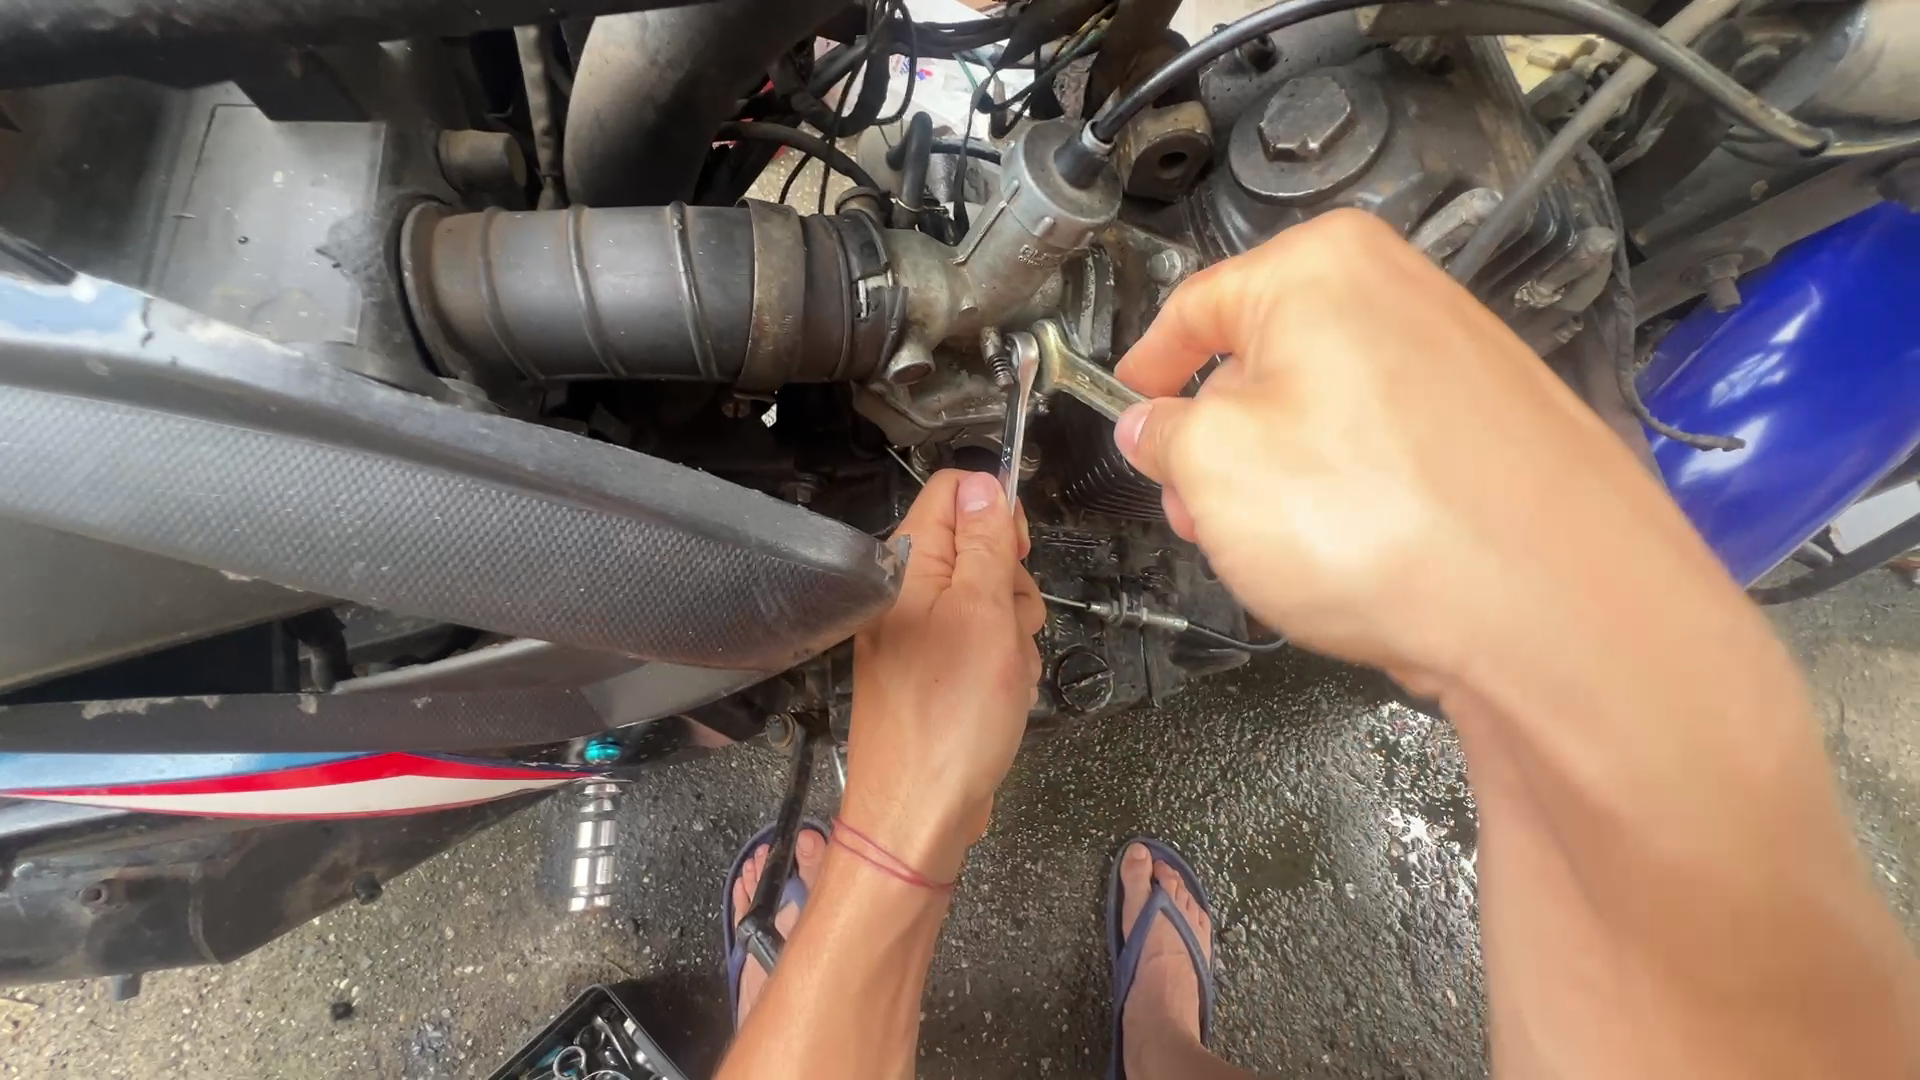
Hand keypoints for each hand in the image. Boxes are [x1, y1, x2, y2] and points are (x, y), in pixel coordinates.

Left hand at [842, 470, 1044, 881]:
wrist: (920, 813)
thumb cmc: (949, 722)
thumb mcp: (983, 614)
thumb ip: (985, 542)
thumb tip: (985, 483)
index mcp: (908, 565)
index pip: (953, 492)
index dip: (996, 511)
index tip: (1016, 556)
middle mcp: (907, 592)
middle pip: (980, 547)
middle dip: (1010, 585)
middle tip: (1007, 626)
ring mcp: (921, 631)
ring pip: (990, 598)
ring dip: (1012, 631)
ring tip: (1003, 671)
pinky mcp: (935, 667)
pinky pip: (984, 641)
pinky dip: (1002, 663)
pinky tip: (998, 693)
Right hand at [1113, 210, 1710, 688]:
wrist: (1555, 617)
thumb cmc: (1384, 523)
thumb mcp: (1210, 466)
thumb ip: (1158, 435)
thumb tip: (1148, 430)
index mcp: (1321, 272)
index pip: (1193, 307)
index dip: (1146, 366)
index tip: (1126, 406)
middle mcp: (1395, 299)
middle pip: (1253, 364)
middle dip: (1208, 439)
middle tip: (1188, 502)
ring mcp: (1447, 365)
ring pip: (1308, 414)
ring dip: (1263, 475)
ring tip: (1259, 542)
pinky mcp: (1478, 431)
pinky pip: (1366, 449)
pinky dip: (1328, 493)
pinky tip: (1329, 549)